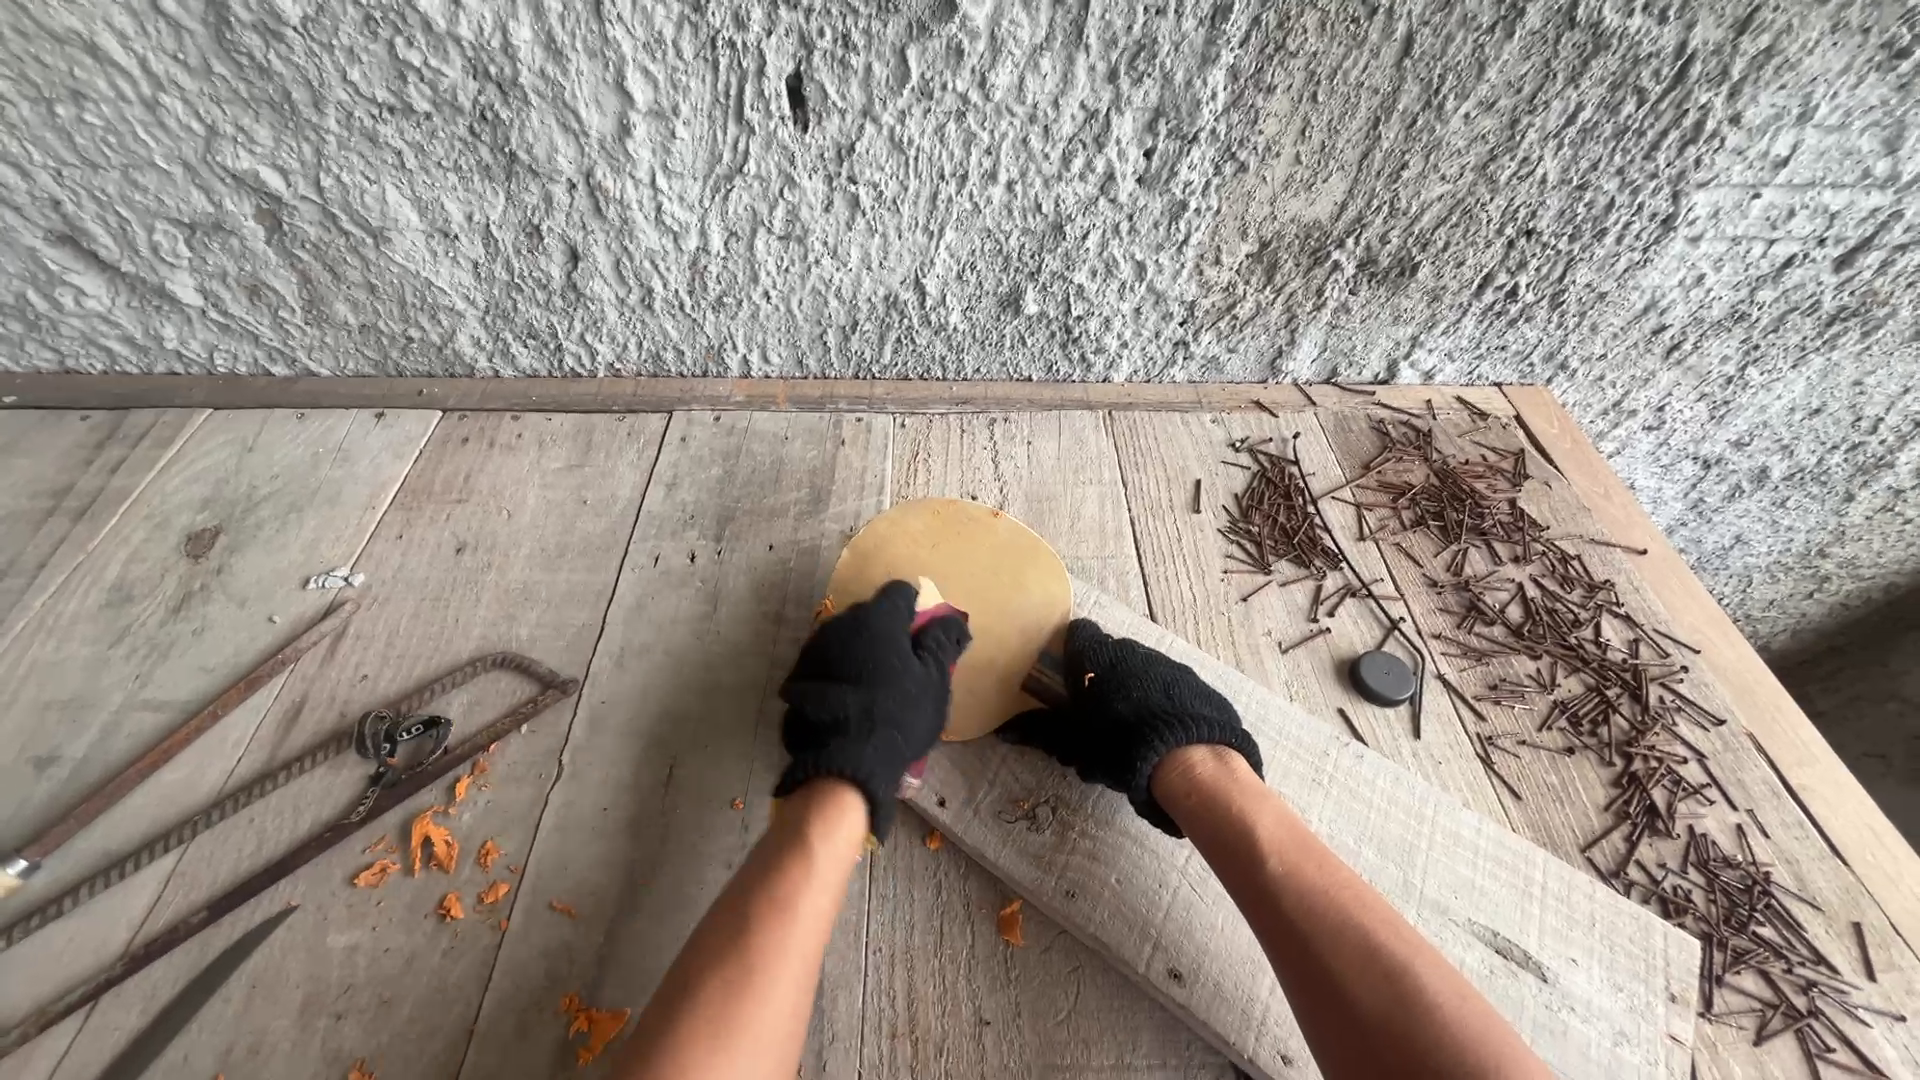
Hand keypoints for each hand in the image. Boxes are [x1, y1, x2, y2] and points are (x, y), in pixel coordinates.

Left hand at [774, 580, 971, 840]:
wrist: (842, 759)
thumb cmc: (898, 713)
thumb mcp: (934, 679)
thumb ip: (942, 641)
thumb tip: (952, 617)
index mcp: (879, 616)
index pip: (900, 592)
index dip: (915, 609)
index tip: (922, 634)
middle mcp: (842, 622)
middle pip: (870, 613)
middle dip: (886, 630)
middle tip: (901, 663)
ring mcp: (815, 648)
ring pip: (845, 637)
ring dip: (859, 650)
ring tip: (872, 684)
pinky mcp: (797, 675)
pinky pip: (825, 662)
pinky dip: (838, 671)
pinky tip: (848, 699)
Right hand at [999, 618, 1262, 835]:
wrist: (1190, 760)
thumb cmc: (1119, 746)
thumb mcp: (1073, 743)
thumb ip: (1039, 732)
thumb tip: (1003, 731)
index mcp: (1097, 656)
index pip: (1078, 633)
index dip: (1071, 652)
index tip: (1068, 676)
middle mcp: (1130, 649)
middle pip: (1109, 651)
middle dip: (1102, 673)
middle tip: (1097, 709)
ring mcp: (1166, 663)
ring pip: (1141, 667)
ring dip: (1133, 686)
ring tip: (1132, 722)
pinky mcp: (1194, 682)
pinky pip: (1169, 684)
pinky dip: (1162, 698)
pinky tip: (1163, 728)